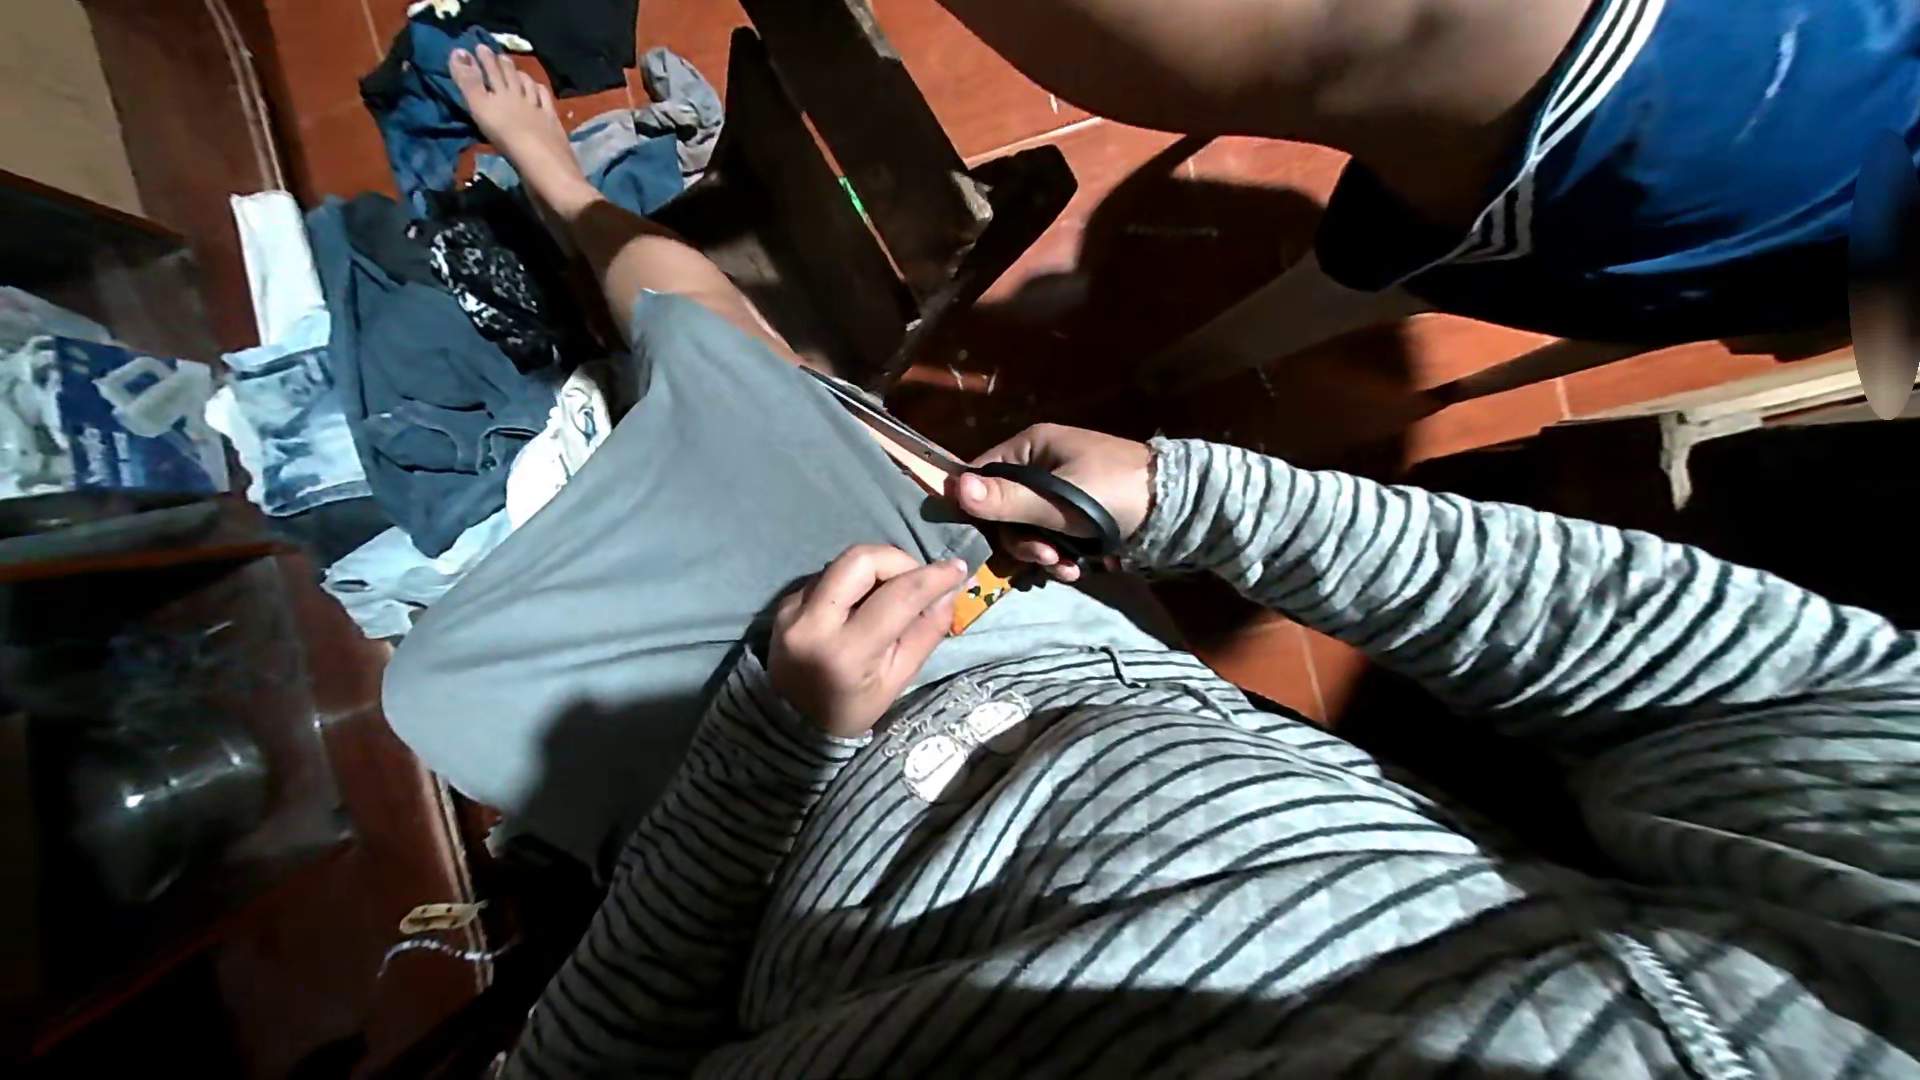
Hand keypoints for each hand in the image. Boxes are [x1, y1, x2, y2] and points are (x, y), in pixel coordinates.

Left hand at [770, 546, 969, 737]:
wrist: (787, 725)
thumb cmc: (851, 708)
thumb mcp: (897, 680)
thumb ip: (926, 632)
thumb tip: (949, 590)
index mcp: (846, 652)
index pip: (897, 597)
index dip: (932, 577)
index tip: (957, 569)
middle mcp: (812, 622)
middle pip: (861, 559)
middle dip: (899, 559)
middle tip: (917, 579)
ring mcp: (793, 608)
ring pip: (844, 562)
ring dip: (878, 568)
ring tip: (893, 591)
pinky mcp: (786, 601)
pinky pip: (830, 574)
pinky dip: (856, 580)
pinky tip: (863, 602)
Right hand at [947, 424, 1151, 582]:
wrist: (1175, 507)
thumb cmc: (1115, 491)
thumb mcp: (1060, 499)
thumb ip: (1008, 499)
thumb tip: (956, 488)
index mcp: (1031, 447)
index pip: (982, 475)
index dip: (978, 509)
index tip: (987, 538)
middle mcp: (1038, 467)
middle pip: (1002, 509)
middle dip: (1020, 540)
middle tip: (1044, 556)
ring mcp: (1055, 491)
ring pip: (1025, 528)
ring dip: (1040, 553)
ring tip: (1065, 567)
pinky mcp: (1071, 514)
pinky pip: (1047, 535)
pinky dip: (1056, 555)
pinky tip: (1073, 569)